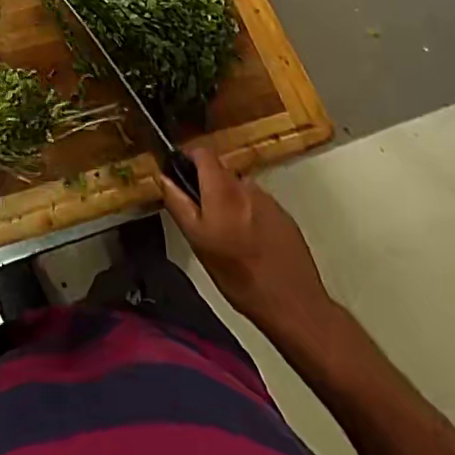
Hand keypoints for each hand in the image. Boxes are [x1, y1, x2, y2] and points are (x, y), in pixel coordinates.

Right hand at [161, 148, 334, 331]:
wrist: (291, 302)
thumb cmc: (237, 275)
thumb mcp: (196, 241)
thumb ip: (178, 204)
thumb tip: (163, 178)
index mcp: (223, 189)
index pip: (203, 152)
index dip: (187, 158)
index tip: (177, 172)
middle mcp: (248, 187)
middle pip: (221, 169)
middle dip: (205, 182)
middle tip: (196, 211)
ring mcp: (269, 200)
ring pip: (239, 188)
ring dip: (227, 199)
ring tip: (222, 231)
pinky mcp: (283, 216)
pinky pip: (256, 203)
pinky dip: (246, 212)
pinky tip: (246, 240)